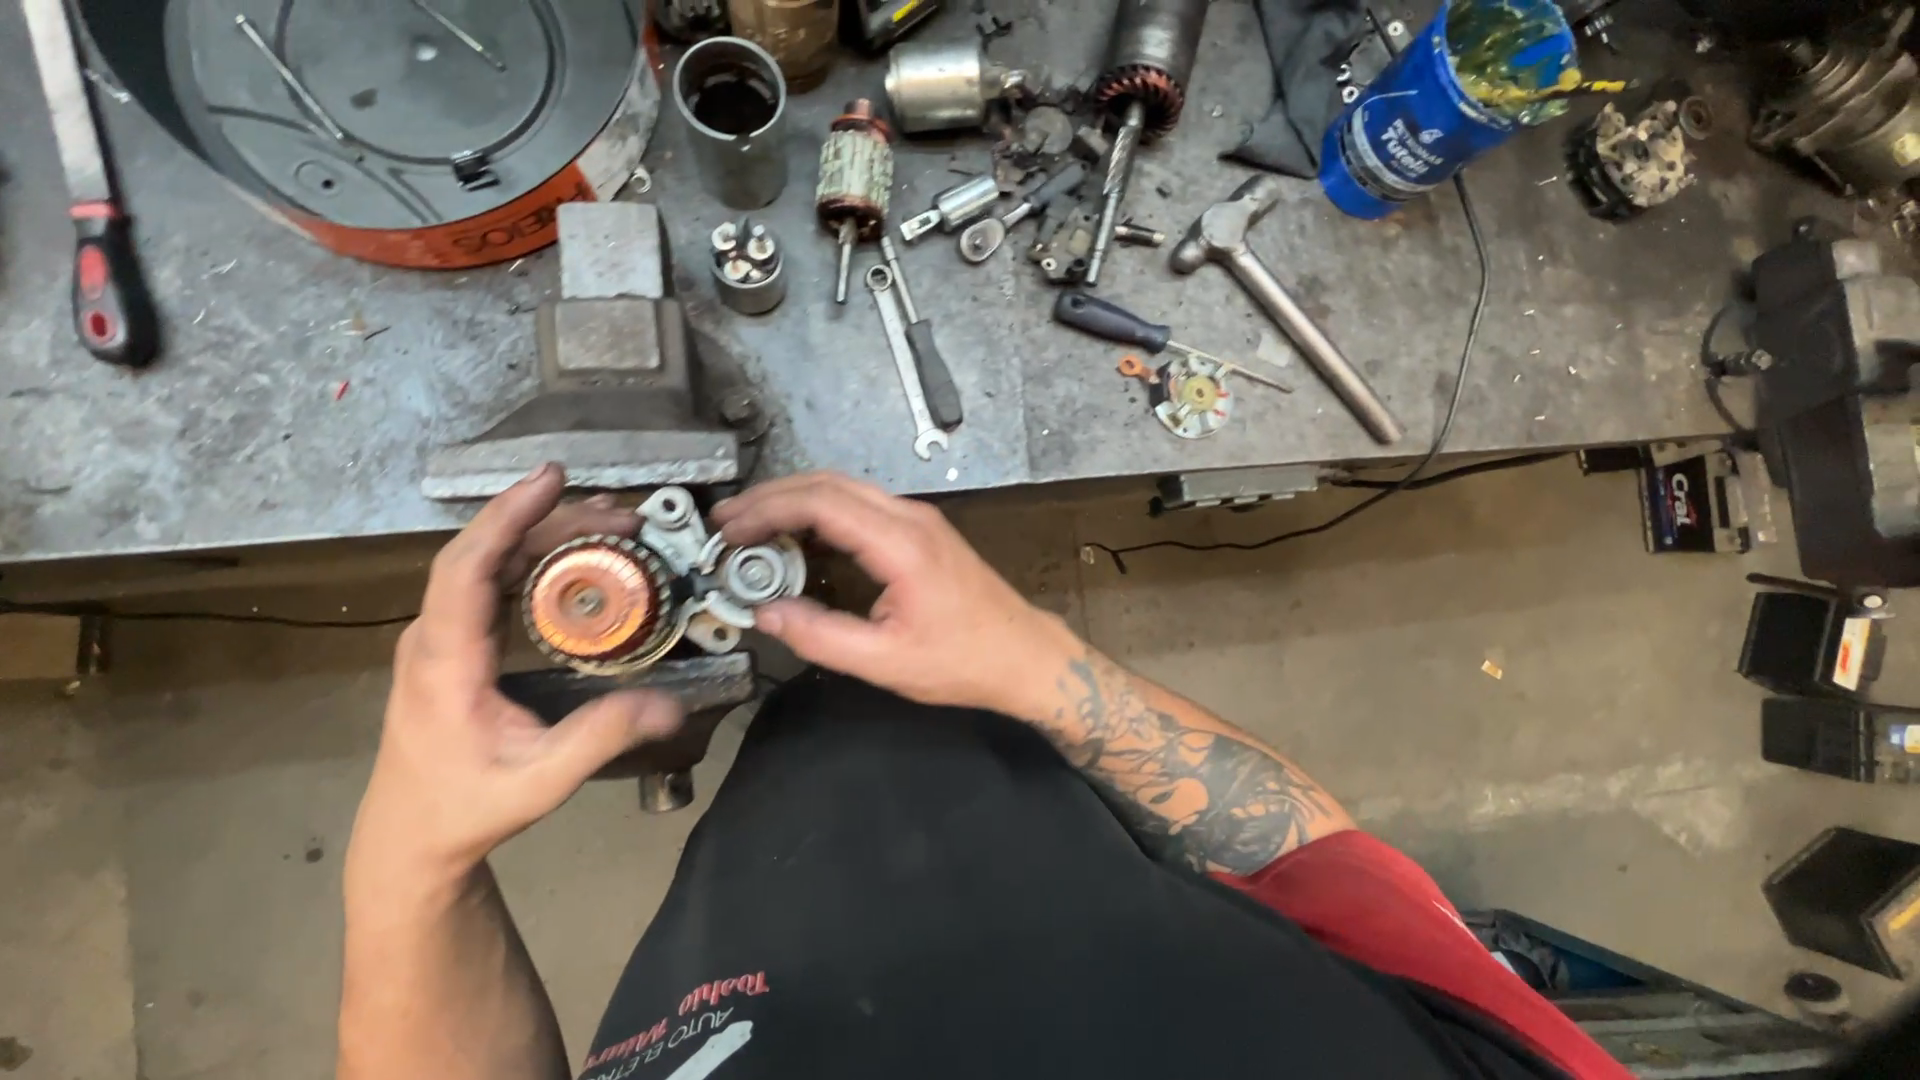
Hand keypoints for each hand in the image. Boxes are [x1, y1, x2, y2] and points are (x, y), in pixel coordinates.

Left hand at [347, 465, 683, 888]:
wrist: (411, 838)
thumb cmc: (467, 807)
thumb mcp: (542, 779)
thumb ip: (604, 736)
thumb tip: (673, 705)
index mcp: (444, 661)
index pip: (465, 568)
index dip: (505, 517)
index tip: (550, 480)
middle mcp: (433, 637)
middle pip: (484, 554)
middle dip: (549, 522)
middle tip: (620, 515)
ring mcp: (438, 639)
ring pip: (486, 564)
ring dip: (543, 535)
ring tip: (607, 524)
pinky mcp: (451, 646)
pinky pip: (489, 583)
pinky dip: (532, 559)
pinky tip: (573, 558)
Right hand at [711, 472, 1080, 716]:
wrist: (1023, 655)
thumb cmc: (962, 662)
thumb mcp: (886, 662)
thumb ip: (821, 636)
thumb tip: (764, 613)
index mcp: (902, 544)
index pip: (822, 502)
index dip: (768, 509)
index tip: (729, 530)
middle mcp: (911, 518)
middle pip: (829, 484)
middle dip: (772, 497)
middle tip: (726, 522)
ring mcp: (919, 520)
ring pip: (845, 489)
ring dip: (794, 500)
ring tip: (750, 525)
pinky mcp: (921, 531)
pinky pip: (861, 505)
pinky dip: (820, 510)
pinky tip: (796, 533)